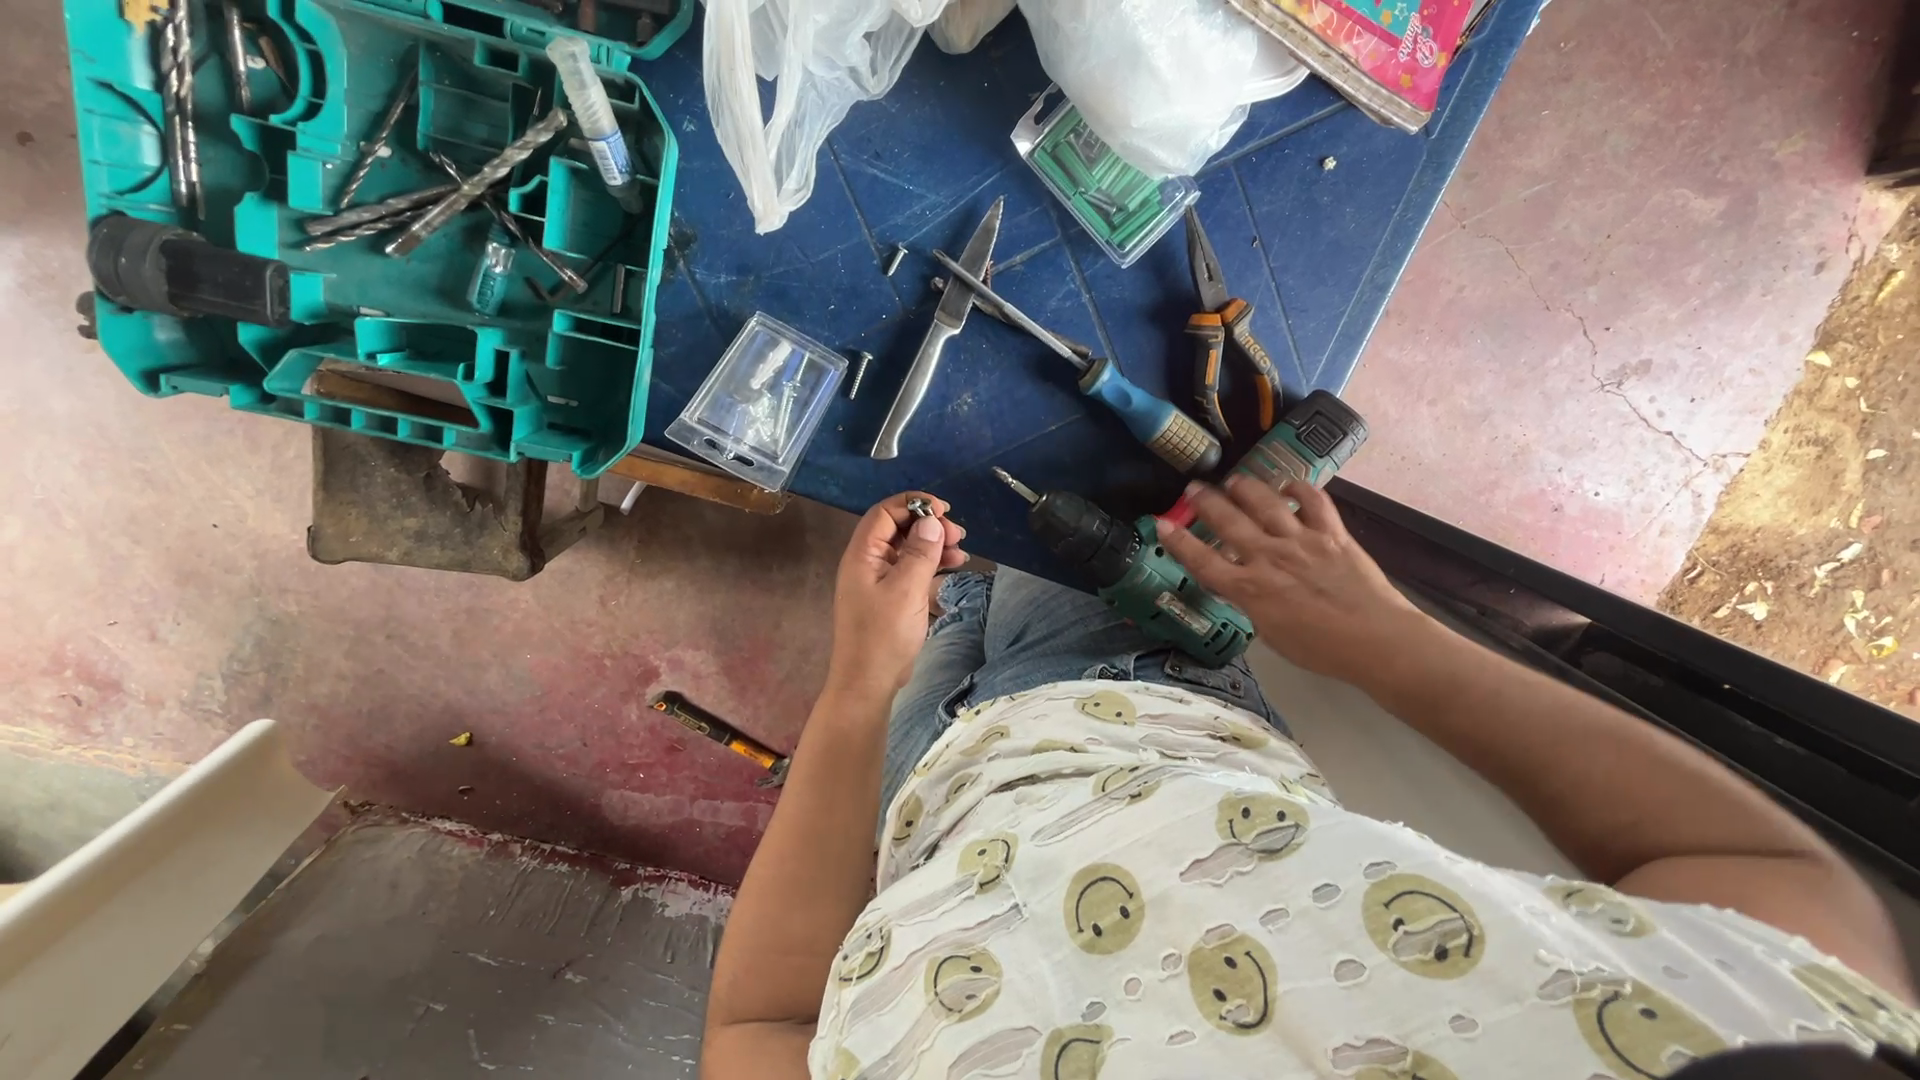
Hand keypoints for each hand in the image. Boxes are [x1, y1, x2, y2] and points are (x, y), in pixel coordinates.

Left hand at [825, 493, 967, 697]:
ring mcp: (878, 580)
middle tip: (958, 534)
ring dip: (934, 544)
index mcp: (862, 554)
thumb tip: (931, 521)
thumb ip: (920, 553)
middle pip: (898, 528)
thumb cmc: (883, 636)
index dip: (914, 504)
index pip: (885, 512)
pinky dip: (931, 564)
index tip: (944, 511)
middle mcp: (867, 561)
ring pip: (908, 548)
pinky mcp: (889, 596)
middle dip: (929, 525)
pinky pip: (911, 568)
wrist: (868, 683)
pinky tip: (953, 566)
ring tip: (961, 550)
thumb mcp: (906, 590)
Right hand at [1155, 476, 1432, 684]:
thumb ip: (1252, 604)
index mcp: (1250, 589)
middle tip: (1194, 488)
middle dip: (1206, 502)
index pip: (1203, 562)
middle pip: (1228, 523)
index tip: (1163, 524)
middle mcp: (1269, 558)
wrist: (1376, 641)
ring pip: (1265, 504)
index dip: (1179, 542)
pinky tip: (1288, 483)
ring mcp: (1301, 542)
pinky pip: (1313, 502)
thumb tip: (1244, 586)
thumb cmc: (1321, 649)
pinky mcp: (1332, 534)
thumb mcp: (1271, 633)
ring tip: (1233, 479)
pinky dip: (1299, 488)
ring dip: (1245, 488)